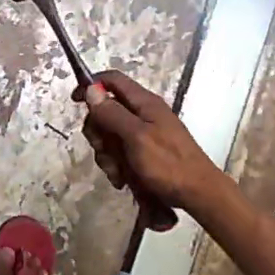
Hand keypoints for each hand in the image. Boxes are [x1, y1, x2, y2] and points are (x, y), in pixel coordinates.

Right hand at [76, 71, 229, 213]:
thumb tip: (90, 89)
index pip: (111, 80)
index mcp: (143, 102)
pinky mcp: (146, 152)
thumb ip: (112, 113)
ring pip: (110, 136)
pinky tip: (123, 180)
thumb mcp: (136, 137)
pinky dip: (117, 166)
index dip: (91, 85)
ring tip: (118, 173)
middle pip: (106, 111)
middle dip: (98, 132)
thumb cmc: (168, 164)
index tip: (75, 102)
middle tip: (104, 150)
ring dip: (107, 155)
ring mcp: (145, 133)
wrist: (198, 194)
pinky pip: (121, 153)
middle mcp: (143, 113)